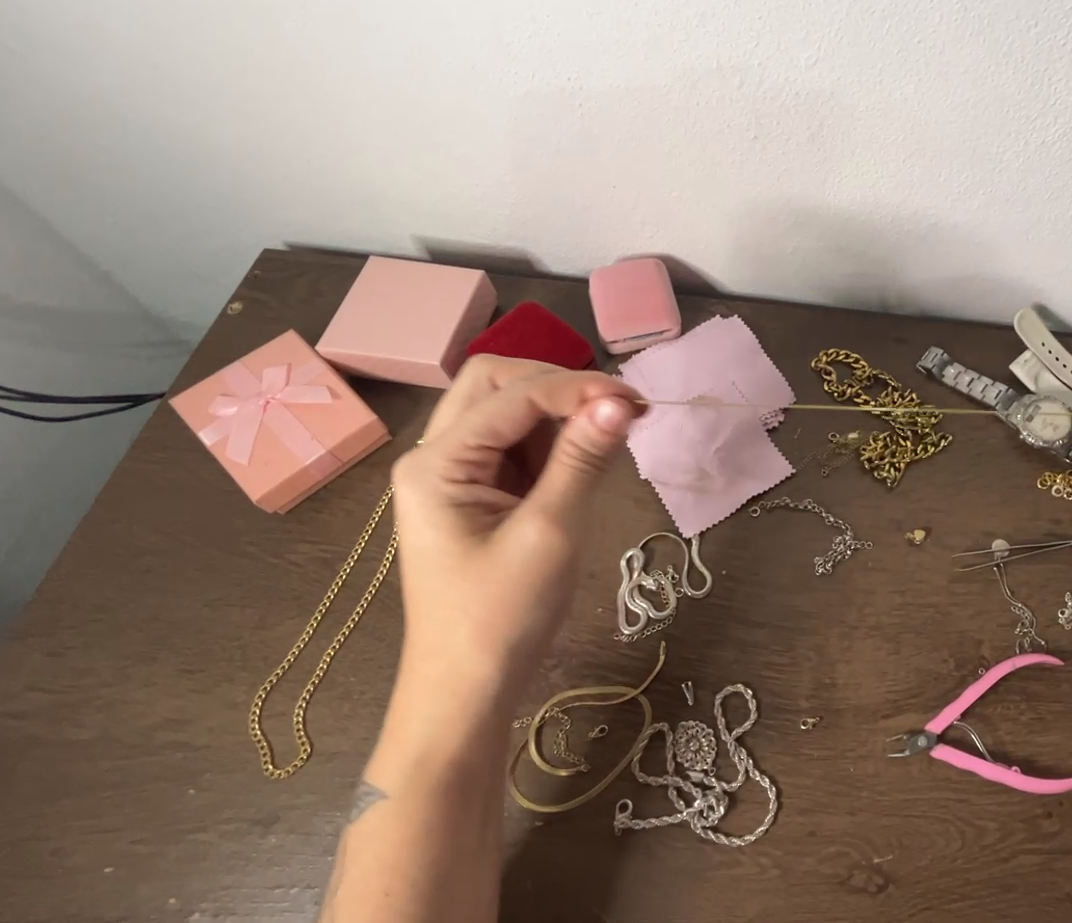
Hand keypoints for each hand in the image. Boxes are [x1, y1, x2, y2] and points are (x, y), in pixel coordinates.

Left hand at [389, 356, 639, 704]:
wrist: (467, 688)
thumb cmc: (502, 616)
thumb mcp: (550, 532)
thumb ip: (582, 459)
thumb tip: (621, 402)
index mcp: (437, 463)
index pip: (515, 395)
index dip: (578, 388)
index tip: (636, 401)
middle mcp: (435, 456)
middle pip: (496, 383)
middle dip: (558, 385)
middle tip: (616, 409)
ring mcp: (452, 474)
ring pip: (506, 409)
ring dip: (557, 412)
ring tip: (608, 433)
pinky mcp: (473, 493)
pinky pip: (513, 444)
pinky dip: (551, 440)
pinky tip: (583, 458)